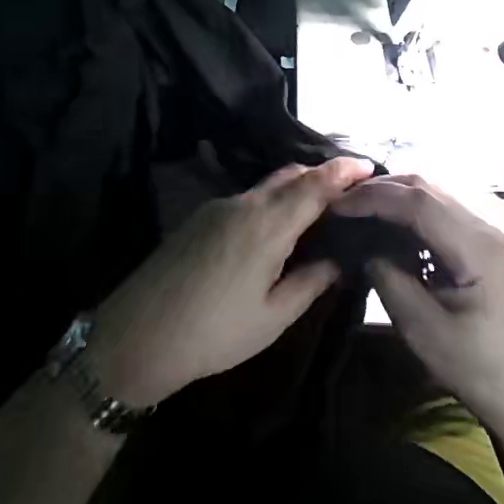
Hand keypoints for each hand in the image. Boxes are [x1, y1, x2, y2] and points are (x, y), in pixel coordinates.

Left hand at [86, 158, 373, 407]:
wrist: (133, 338)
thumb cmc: (212, 333)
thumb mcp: (272, 317)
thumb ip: (311, 282)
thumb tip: (339, 259)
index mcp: (268, 225)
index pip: (315, 184)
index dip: (345, 170)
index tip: (370, 165)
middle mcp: (244, 204)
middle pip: (291, 176)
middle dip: (323, 176)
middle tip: (350, 193)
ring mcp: (217, 208)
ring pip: (267, 186)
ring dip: (296, 189)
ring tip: (318, 212)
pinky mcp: (198, 219)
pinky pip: (247, 199)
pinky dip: (272, 202)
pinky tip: (277, 229)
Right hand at [332, 175, 503, 416]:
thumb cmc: (467, 360)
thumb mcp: (419, 325)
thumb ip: (389, 277)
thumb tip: (362, 243)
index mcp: (476, 248)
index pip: (420, 204)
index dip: (376, 198)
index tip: (338, 206)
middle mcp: (482, 227)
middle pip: (425, 190)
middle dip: (379, 190)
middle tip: (340, 202)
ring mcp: (480, 229)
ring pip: (430, 194)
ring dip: (390, 195)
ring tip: (353, 207)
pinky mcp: (473, 237)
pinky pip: (435, 209)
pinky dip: (404, 208)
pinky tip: (380, 220)